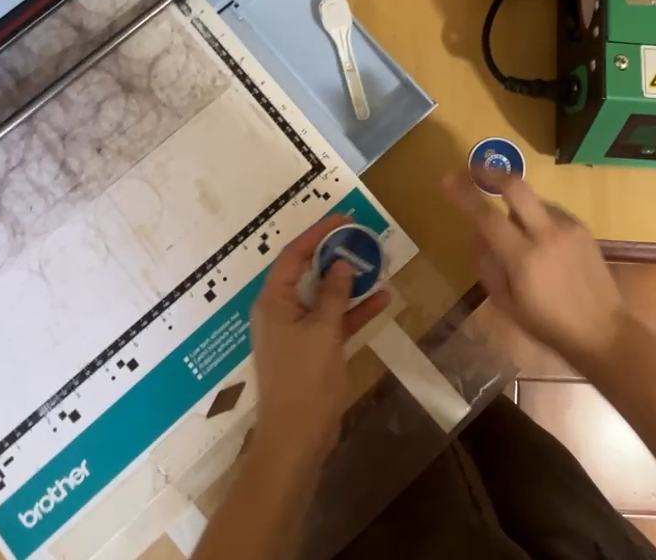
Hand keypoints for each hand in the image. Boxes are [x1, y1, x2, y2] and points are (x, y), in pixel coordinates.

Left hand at [249, 215, 391, 461]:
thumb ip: (334, 294)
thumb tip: (342, 262)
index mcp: (273, 301)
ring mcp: (297, 331)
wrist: (297, 437)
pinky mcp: (313, 349)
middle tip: (361, 237)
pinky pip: (334, 320)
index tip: (343, 219)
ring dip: (348, 282)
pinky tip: (382, 298)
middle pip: (308, 273)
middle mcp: (281, 311)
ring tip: (376, 262)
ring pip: (324, 296)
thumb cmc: (304, 378)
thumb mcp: (323, 330)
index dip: (317, 234)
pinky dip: (354, 310)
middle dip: (334, 255)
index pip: (292, 255)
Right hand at [444, 170, 627, 368]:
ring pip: (534, 200)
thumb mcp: (507, 304)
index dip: (465, 195)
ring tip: (517, 233)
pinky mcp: (582, 228)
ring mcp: (568, 228)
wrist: (603, 332)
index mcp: (523, 259)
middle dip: (493, 173)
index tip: (448, 178)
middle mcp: (547, 235)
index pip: (487, 217)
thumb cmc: (548, 325)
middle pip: (517, 187)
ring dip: (518, 206)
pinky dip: (538, 218)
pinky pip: (551, 212)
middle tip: (475, 169)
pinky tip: (540, 240)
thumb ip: (488, 265)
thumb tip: (476, 233)